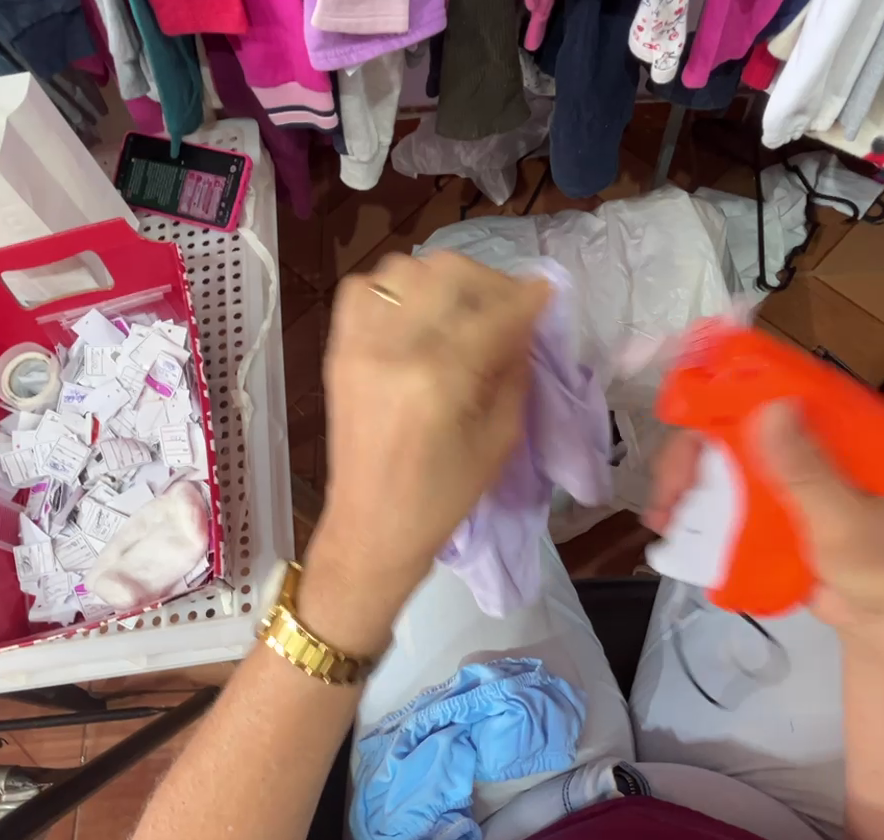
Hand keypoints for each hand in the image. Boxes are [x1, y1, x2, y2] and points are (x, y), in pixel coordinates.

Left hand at [300, 253, 550, 649]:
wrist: (372, 526)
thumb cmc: (444, 497)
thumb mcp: (499, 439)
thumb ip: (513, 370)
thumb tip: (522, 323)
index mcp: (440, 380)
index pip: (494, 314)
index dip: (528, 298)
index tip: (545, 294)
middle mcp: (394, 350)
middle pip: (447, 273)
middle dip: (488, 281)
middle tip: (505, 305)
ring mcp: (359, 346)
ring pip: (404, 269)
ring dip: (442, 281)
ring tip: (460, 309)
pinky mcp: (339, 351)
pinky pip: (364, 288)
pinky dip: (395, 290)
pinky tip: (415, 316)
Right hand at [645, 402, 883, 631]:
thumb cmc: (883, 562)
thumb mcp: (844, 517)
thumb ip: (807, 471)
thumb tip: (768, 408)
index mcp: (826, 432)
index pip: (764, 396)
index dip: (717, 402)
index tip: (683, 430)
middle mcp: (797, 449)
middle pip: (726, 434)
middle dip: (687, 459)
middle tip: (668, 497)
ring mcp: (777, 485)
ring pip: (716, 470)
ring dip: (682, 488)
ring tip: (662, 520)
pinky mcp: (763, 518)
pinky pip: (720, 506)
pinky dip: (692, 515)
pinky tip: (673, 530)